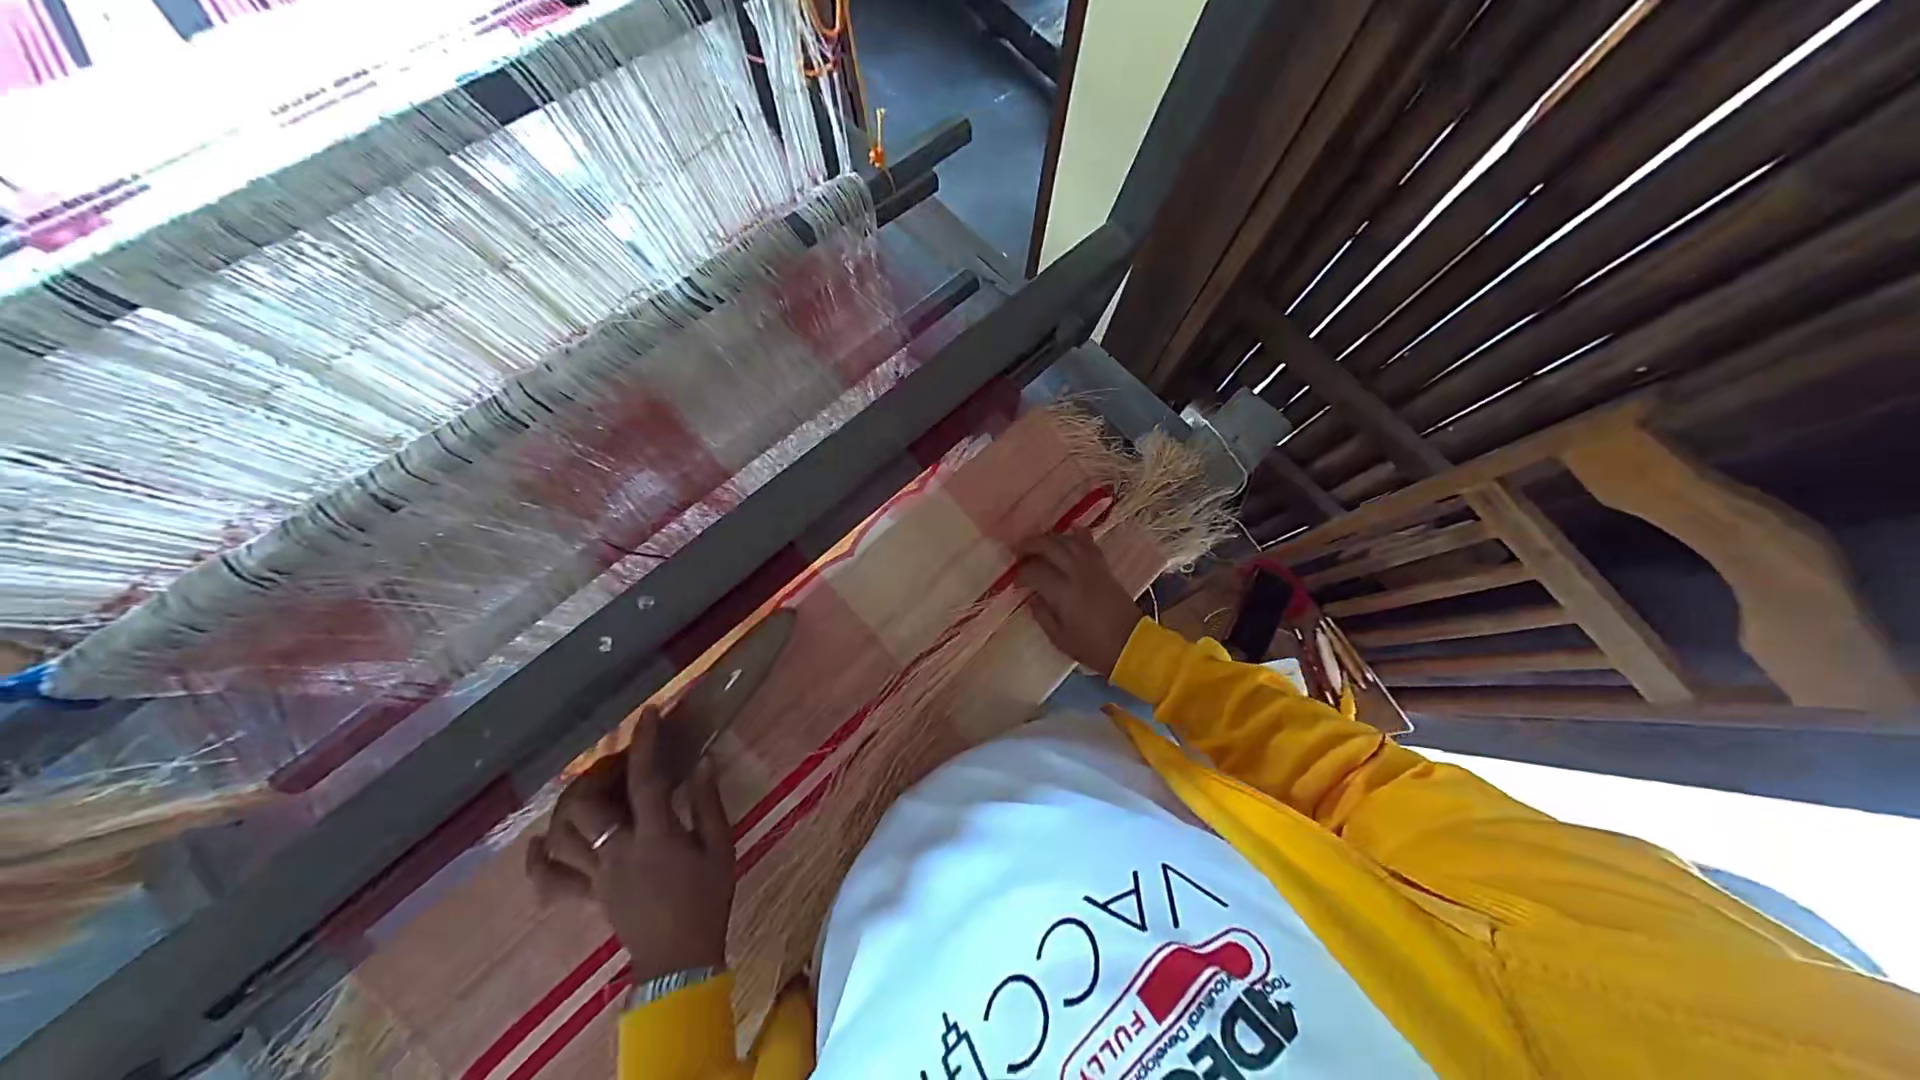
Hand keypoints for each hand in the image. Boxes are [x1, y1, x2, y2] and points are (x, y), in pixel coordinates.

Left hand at [526, 706, 733, 980]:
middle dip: (594, 776)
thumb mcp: (720, 846)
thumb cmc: (707, 897)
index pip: (644, 780)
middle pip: (585, 807)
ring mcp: (597, 875)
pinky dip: (539, 860)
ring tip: (585, 789)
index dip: (644, 743)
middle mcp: (618, 852)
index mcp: (655, 836)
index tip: (648, 714)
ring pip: (563, 837)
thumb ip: (709, 802)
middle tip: (613, 763)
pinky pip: (551, 881)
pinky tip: (540, 842)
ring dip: (569, 807)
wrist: (680, 956)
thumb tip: (703, 762)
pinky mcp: (588, 895)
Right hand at [1015, 528, 1143, 677]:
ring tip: (1038, 544)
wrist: (1131, 644)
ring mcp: (1093, 568)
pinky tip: (1069, 532)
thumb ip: (1042, 615)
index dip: (1021, 574)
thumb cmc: (1093, 647)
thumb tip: (1032, 597)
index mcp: (1064, 593)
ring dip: (1050, 538)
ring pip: (1068, 540)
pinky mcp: (1105, 568)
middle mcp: (1077, 573)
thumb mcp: (1060, 638)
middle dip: (1029, 545)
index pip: (1035, 571)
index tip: (1016, 583)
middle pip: (1049, 546)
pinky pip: (1089, 544)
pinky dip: (1078, 535)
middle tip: (1018, 552)